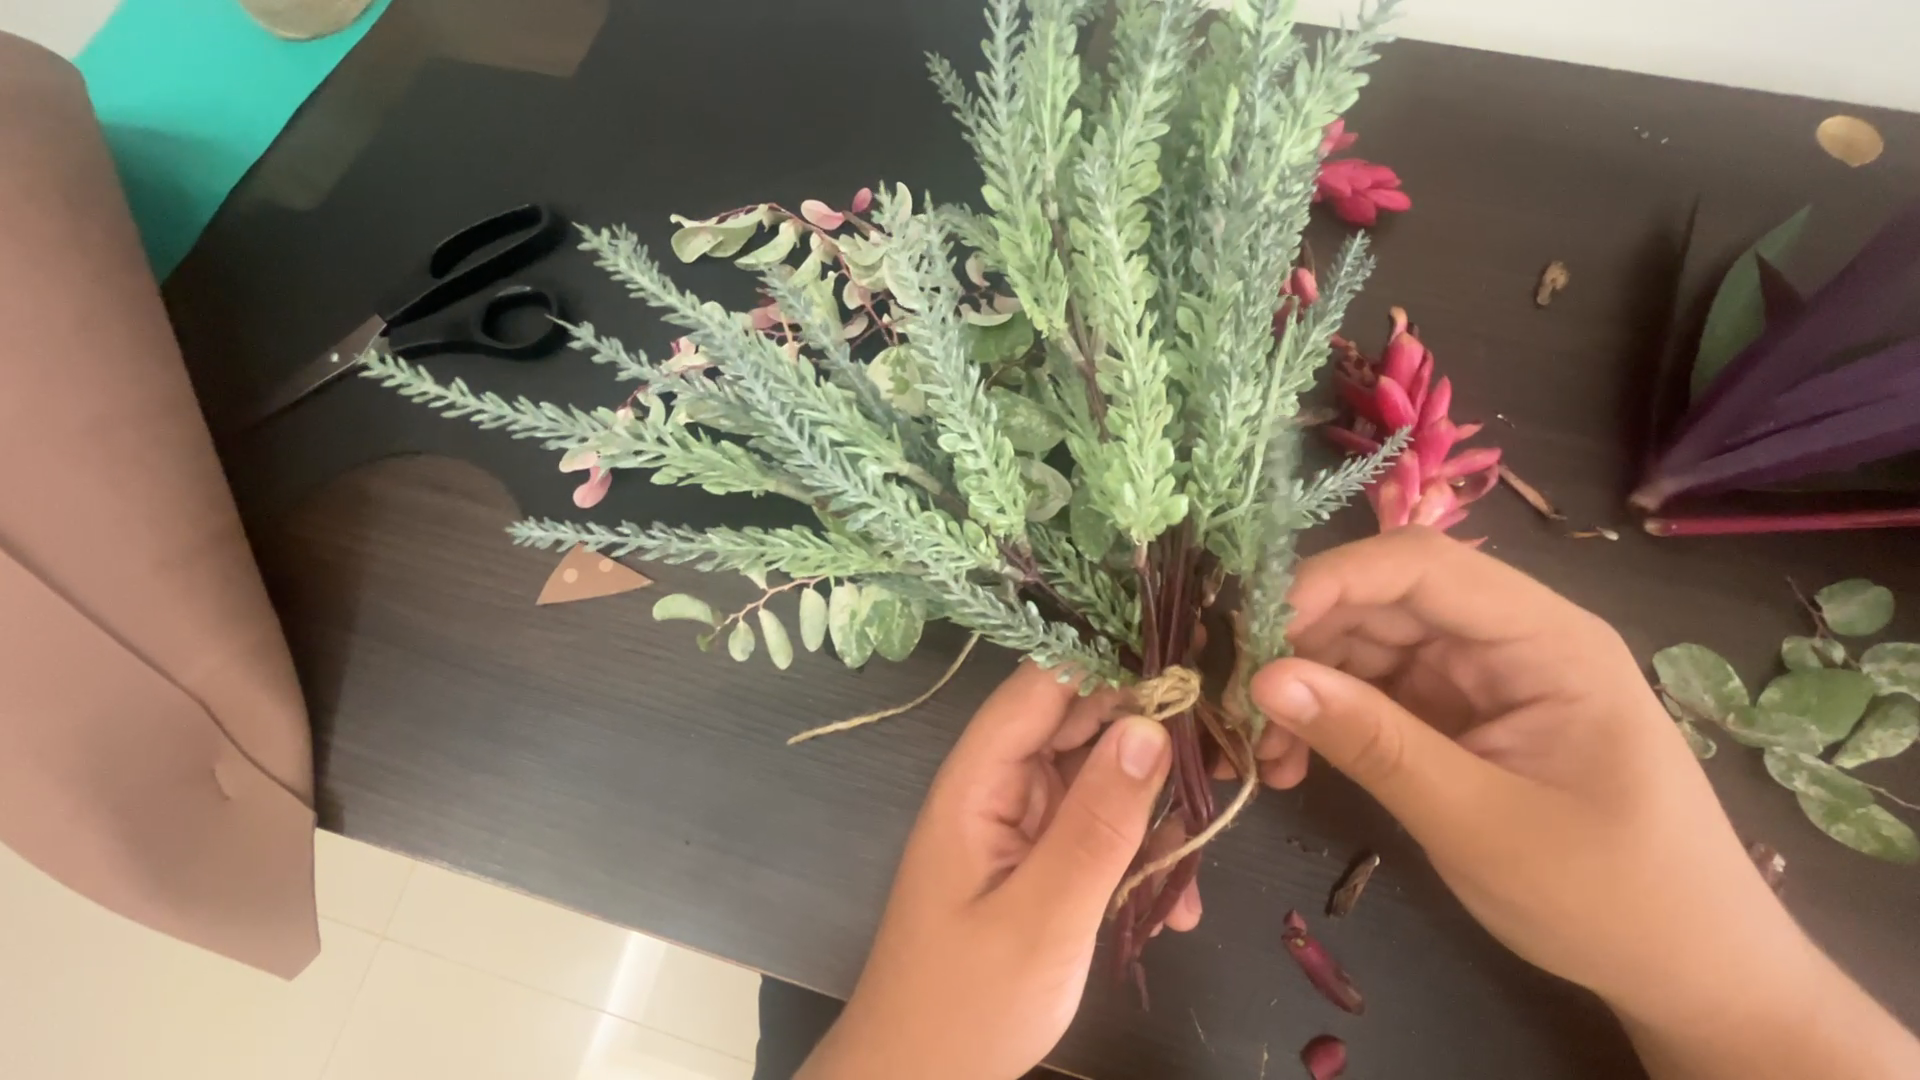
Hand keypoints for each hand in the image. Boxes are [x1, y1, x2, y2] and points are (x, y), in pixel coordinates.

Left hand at [799, 662, 1196, 1079]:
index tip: (1189, 670)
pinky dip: (1138, 855)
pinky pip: (1097, 830)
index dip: (1112, 667)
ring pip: (1097, 777)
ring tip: (1210, 833)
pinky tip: (1174, 909)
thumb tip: (1149, 728)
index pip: (1043, 686)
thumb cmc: (968, 1003)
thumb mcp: (1042, 918)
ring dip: (1153, 804)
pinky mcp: (1040, 858)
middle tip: (1230, 756)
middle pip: (1078, 725)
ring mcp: (1021, 822)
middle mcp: (998, 784)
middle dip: (1150, 735)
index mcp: (978, 779)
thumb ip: (1097, 824)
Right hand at [1247, 527, 1919, 1078]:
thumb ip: (1371, 743)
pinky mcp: (1446, 712)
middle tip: (1240, 700)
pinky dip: (1318, 721)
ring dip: (1300, 689)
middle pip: (1376, 602)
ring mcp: (1471, 675)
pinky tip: (1288, 766)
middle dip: (1299, 643)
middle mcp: (1502, 638)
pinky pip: (1363, 692)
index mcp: (1543, 638)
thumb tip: (1263, 678)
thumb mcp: (1478, 820)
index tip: (1257, 633)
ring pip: (1357, 645)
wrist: (1686, 976)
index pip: (1420, 566)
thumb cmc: (1610, 896)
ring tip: (1262, 751)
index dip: (1329, 581)